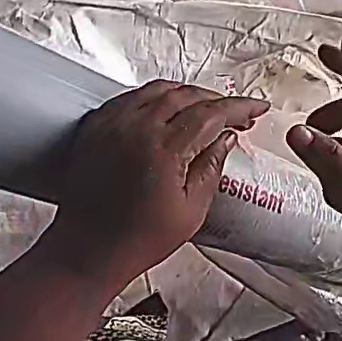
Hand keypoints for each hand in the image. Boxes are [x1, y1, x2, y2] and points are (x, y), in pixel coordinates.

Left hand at [41, 81, 268, 295]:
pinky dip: (153, 97)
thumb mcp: (190, 212)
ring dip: (185, 94)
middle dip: (215, 100)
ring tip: (203, 109)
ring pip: (156, 90)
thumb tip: (226, 140)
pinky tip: (163, 109)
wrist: (85, 250)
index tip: (255, 109)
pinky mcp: (94, 128)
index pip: (211, 113)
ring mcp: (111, 124)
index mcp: (163, 149)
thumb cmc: (134, 240)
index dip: (239, 107)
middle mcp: (135, 128)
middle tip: (233, 115)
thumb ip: (211, 169)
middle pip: (185, 95)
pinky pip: (129, 97)